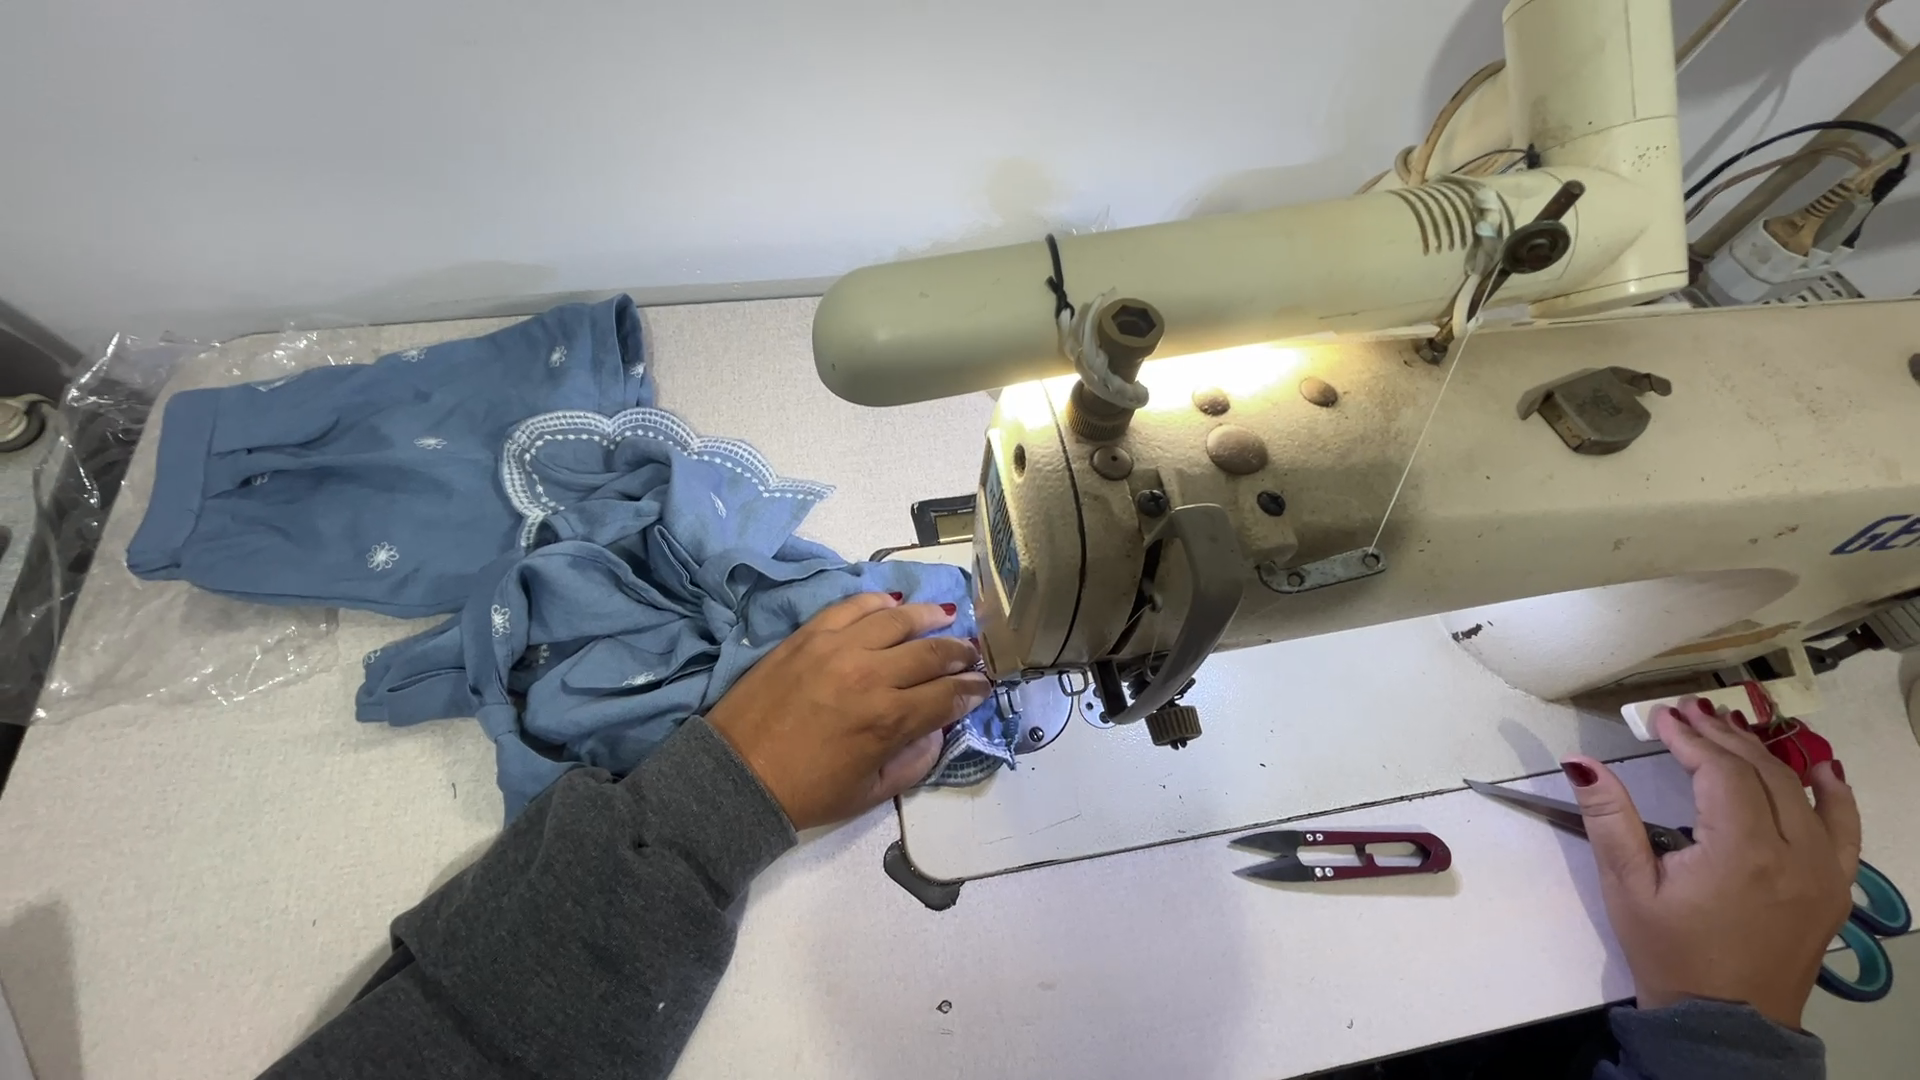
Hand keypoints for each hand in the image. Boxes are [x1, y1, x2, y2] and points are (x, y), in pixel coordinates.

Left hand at [705, 592, 992, 829]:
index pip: (948, 695)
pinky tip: (894, 605)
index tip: (983, 686)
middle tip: (972, 654)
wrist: (736, 774)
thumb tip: (938, 729)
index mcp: (888, 720)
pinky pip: (854, 606)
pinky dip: (879, 602)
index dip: (973, 690)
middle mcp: (871, 675)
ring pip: (899, 619)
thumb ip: (915, 761)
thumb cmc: (806, 792)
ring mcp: (838, 648)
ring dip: (931, 617)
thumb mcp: (870, 793)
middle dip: (961, 653)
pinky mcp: (810, 634)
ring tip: (946, 618)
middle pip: (932, 652)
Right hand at [1563, 698, 1859, 1028]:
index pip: (1722, 775)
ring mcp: (1825, 874)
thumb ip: (1609, 817)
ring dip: (1767, 755)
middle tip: (1687, 711)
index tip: (1660, 715)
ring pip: (1805, 795)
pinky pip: (1845, 830)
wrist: (1726, 1018)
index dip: (1690, 739)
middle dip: (1722, 737)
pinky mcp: (1834, 888)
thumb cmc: (1667, 946)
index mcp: (1741, 853)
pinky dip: (1834, 794)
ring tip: (1734, 726)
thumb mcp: (1626, 882)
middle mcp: (1795, 857)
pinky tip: (1820, 769)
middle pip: (1764, 776)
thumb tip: (1581, 762)